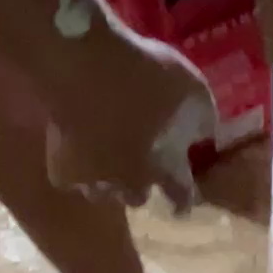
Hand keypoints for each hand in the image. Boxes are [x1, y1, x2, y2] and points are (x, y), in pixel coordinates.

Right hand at [44, 29, 216, 212]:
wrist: (83, 66)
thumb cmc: (143, 76)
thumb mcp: (191, 89)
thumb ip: (204, 118)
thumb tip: (209, 136)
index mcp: (164, 169)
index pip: (181, 198)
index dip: (183, 201)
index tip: (182, 206)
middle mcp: (129, 184)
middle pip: (138, 197)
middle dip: (140, 185)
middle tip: (138, 166)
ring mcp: (94, 180)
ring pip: (103, 193)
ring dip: (107, 180)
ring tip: (103, 161)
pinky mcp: (62, 170)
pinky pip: (70, 178)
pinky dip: (73, 167)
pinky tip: (72, 150)